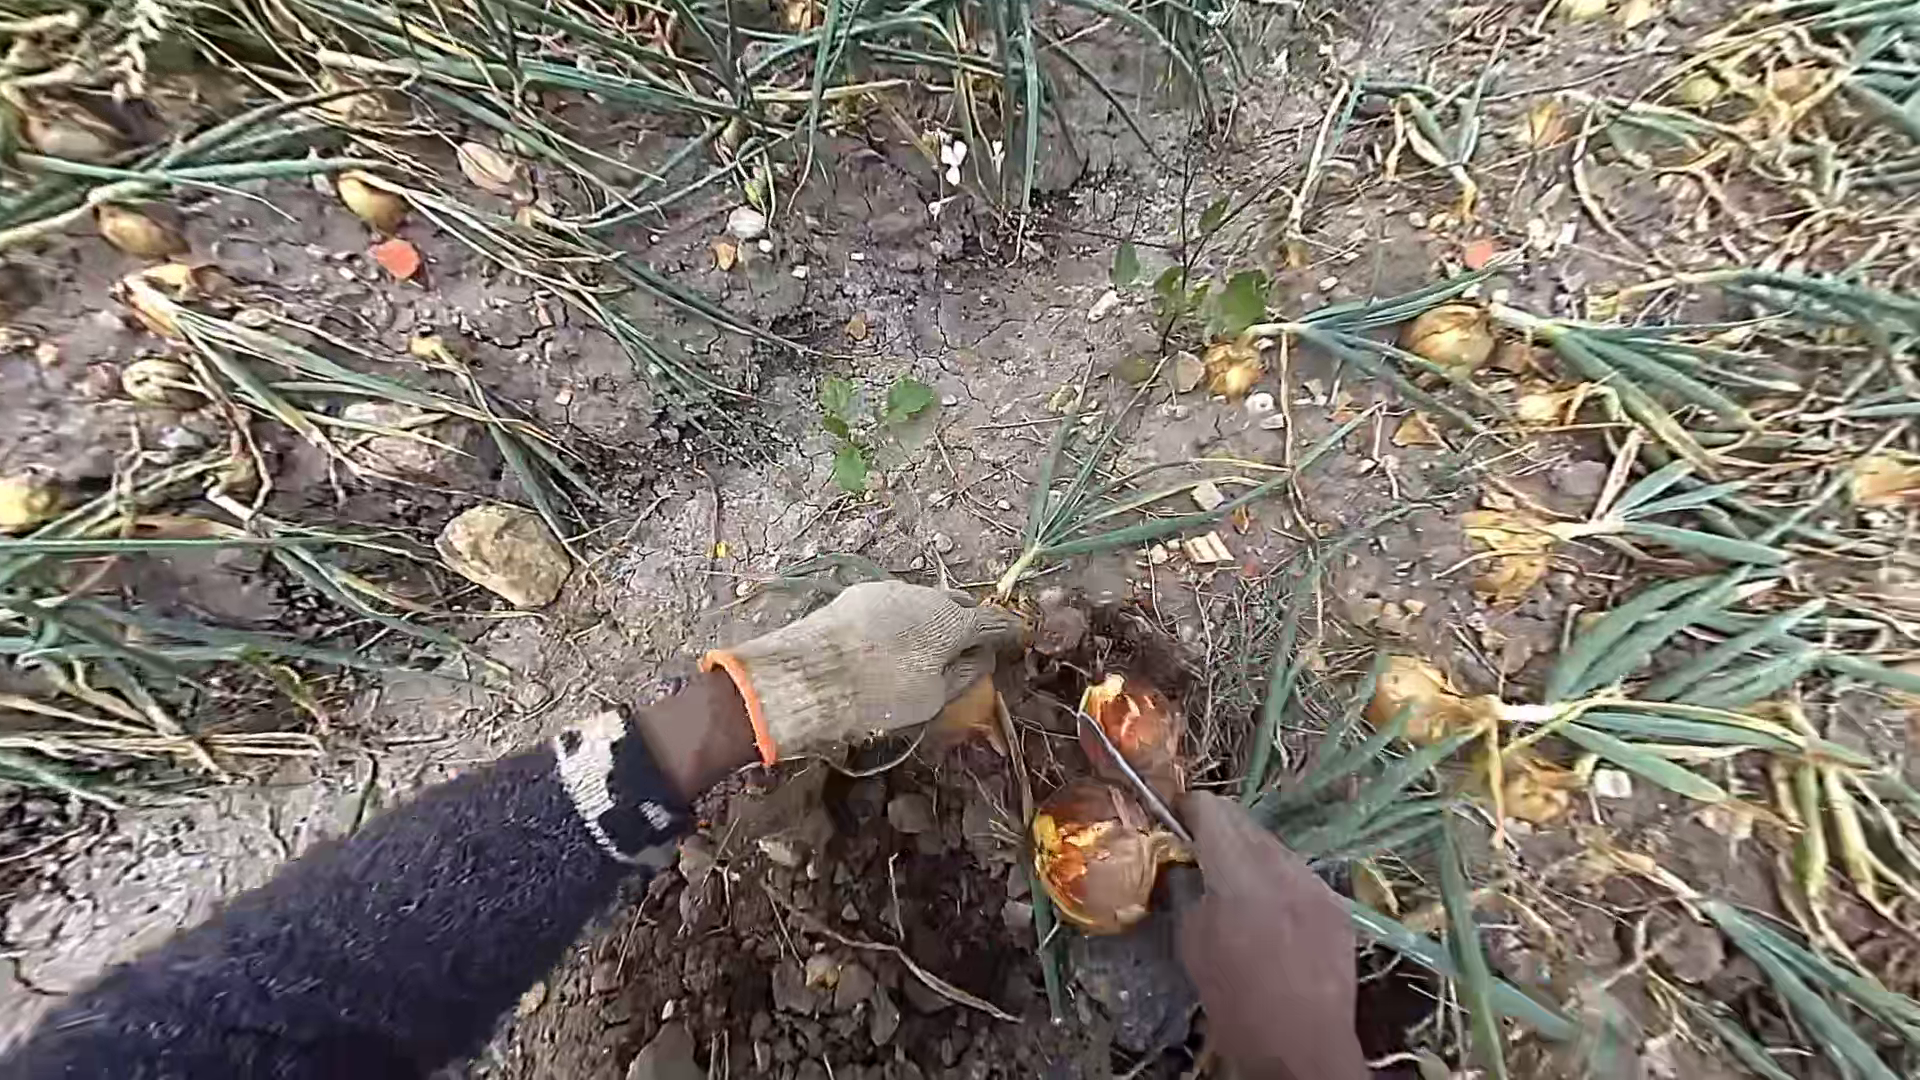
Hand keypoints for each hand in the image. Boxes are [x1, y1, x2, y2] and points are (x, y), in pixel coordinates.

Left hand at [702, 581, 1022, 762]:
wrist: (807, 676)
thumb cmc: (878, 696)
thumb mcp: (932, 698)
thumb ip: (964, 674)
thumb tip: (980, 657)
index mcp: (952, 623)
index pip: (993, 621)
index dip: (1009, 630)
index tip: (1018, 637)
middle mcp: (926, 597)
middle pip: (958, 605)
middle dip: (968, 622)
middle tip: (967, 645)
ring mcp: (891, 590)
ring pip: (925, 602)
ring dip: (933, 620)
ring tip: (924, 647)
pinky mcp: (860, 593)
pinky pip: (895, 604)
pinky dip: (903, 619)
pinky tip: (889, 641)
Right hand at [1177, 793, 1366, 1079]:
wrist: (1301, 1052)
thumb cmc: (1233, 996)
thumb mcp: (1189, 936)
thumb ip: (1185, 883)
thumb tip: (1180, 856)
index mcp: (1237, 872)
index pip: (1210, 808)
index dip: (1187, 807)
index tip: (1174, 819)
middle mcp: (1279, 866)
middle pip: (1239, 816)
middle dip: (1214, 824)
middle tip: (1197, 847)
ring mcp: (1313, 882)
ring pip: (1268, 839)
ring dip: (1245, 847)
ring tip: (1234, 879)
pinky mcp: (1335, 903)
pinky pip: (1295, 868)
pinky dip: (1274, 873)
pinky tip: (1269, 905)